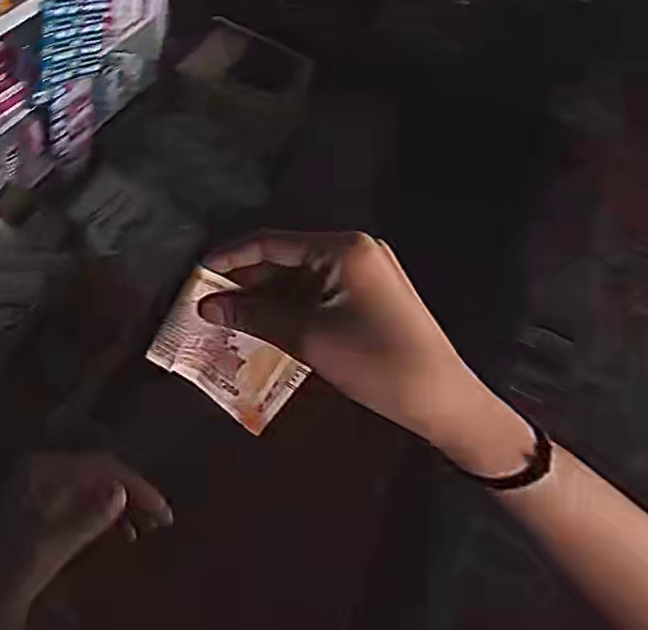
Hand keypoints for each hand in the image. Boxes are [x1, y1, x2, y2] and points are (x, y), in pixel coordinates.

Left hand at [0, 452, 171, 627]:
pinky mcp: (40, 520)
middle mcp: (39, 476)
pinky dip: (103, 522)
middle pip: (98, 474)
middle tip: (162, 521)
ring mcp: (39, 496)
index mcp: (38, 473)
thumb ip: (77, 524)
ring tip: (147, 529)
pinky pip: (81, 510)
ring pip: (92, 490)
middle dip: (131, 493)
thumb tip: (119, 490)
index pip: (98, 463)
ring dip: (121, 508)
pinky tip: (119, 538)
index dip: (134, 484)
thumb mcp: (38, 556)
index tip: (163, 512)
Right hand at [198, 231, 531, 475]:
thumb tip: (207, 307)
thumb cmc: (377, 363)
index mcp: (342, 247)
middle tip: (210, 302)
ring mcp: (363, 270)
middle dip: (248, 282)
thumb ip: (254, 316)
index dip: (232, 257)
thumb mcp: (309, 338)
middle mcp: (353, 249)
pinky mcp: (368, 293)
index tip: (200, 274)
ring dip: (267, 297)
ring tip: (230, 317)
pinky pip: (317, 292)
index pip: (272, 243)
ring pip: (299, 278)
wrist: (447, 403)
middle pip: (285, 259)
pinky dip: (290, 307)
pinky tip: (265, 324)